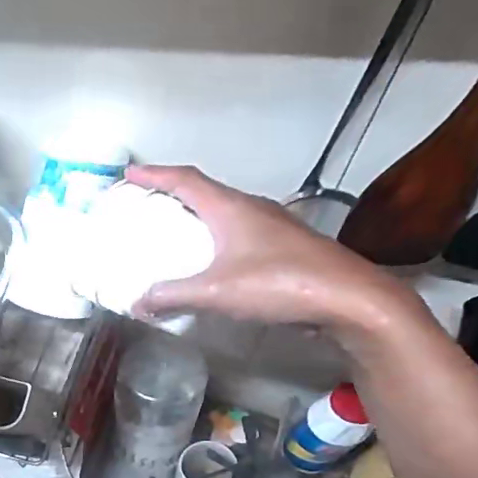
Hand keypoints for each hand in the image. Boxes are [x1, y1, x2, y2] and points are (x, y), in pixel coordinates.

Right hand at [126, 164, 406, 330]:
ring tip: (175, 237)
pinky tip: (213, 266)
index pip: (185, 179)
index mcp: (231, 208)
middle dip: (173, 196)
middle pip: (205, 193)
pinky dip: (217, 242)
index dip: (155, 175)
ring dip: (198, 220)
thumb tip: (138, 303)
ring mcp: (272, 228)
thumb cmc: (279, 283)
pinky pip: (240, 236)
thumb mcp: (217, 292)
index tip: (129, 174)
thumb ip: (174, 296)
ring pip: (225, 215)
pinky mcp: (285, 249)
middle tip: (148, 207)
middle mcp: (252, 209)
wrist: (348, 298)